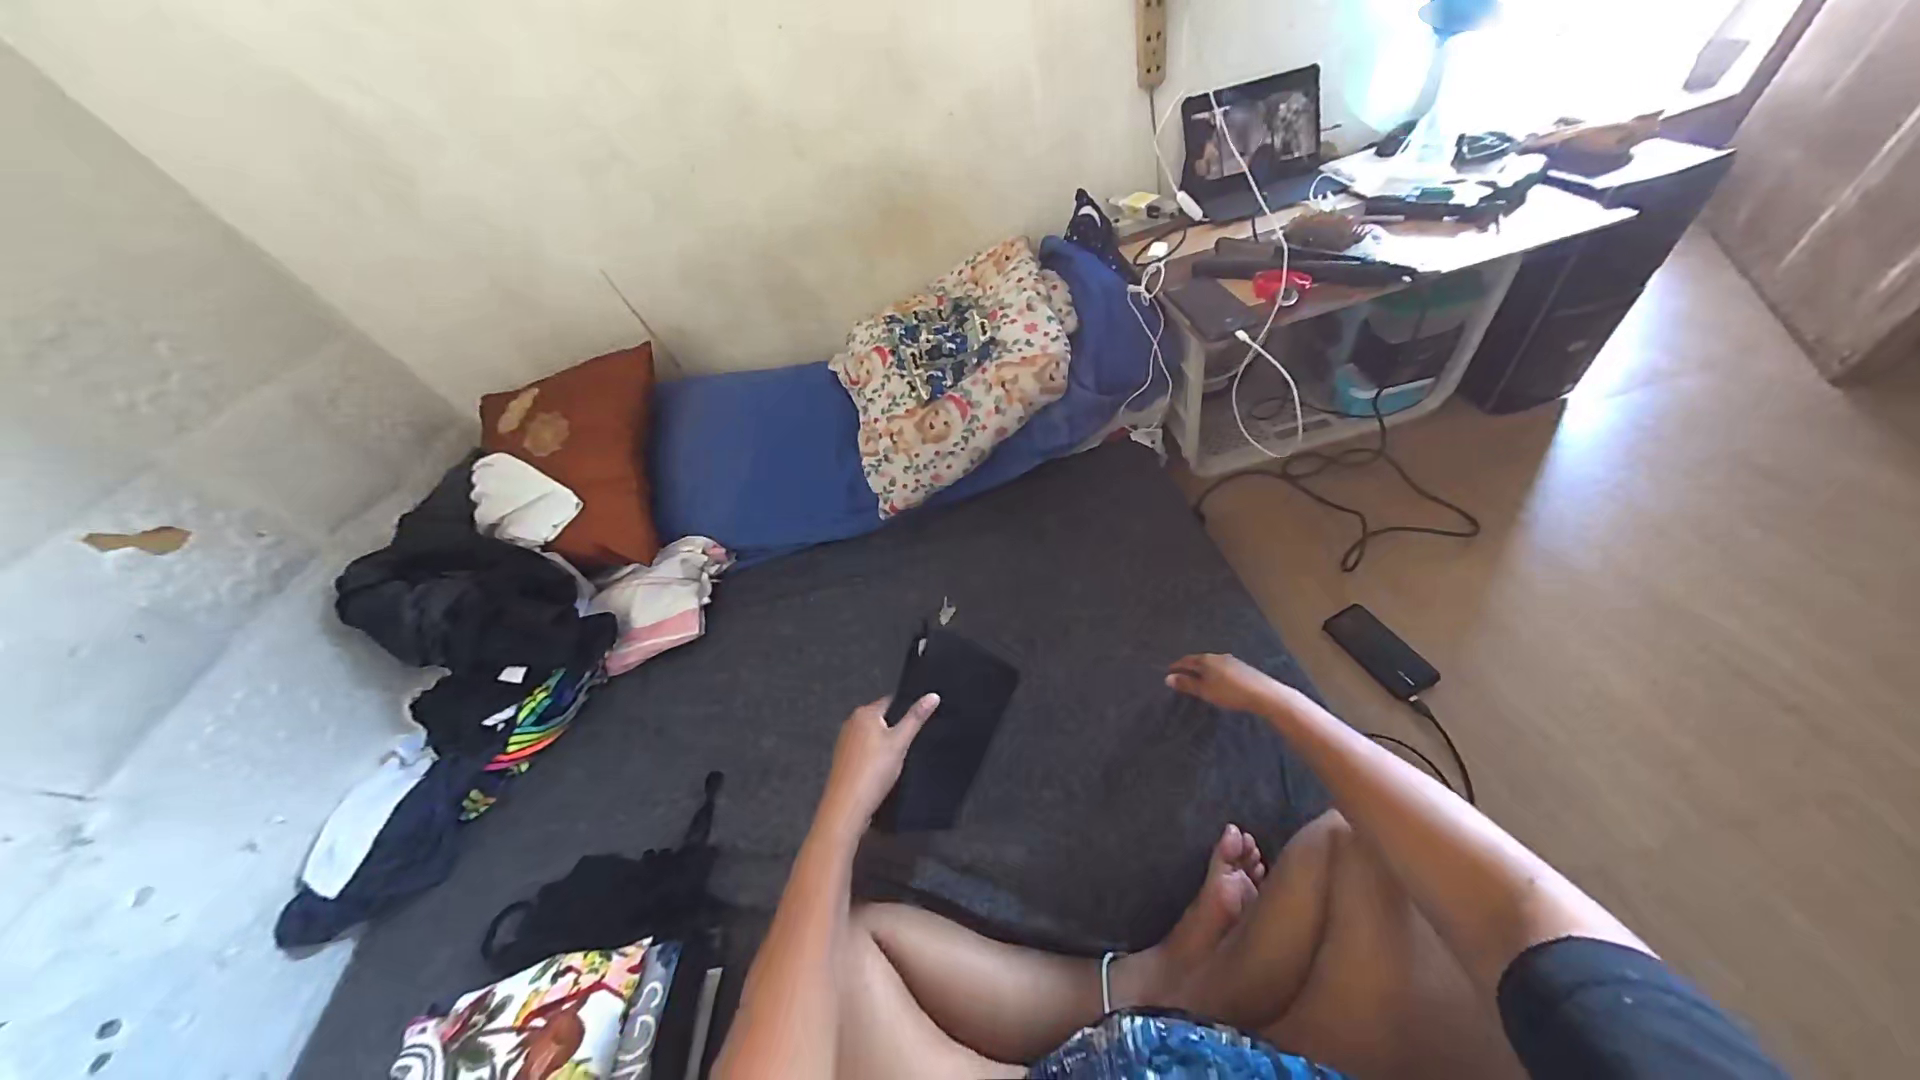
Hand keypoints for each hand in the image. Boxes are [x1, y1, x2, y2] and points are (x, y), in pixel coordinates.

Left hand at [818, 694, 939, 832]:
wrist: (846, 808)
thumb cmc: (872, 771)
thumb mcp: (900, 742)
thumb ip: (916, 718)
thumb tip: (932, 695)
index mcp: (864, 713)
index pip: (891, 701)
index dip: (908, 708)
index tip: (923, 718)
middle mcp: (851, 723)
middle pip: (882, 718)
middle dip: (898, 727)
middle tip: (916, 739)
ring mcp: (846, 742)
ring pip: (874, 736)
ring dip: (887, 743)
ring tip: (902, 755)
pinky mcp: (845, 760)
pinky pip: (866, 750)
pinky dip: (877, 755)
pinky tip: (886, 768)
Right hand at [1166, 653, 1292, 715]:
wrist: (1263, 693)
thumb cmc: (1229, 692)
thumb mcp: (1204, 690)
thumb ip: (1186, 684)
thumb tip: (1168, 677)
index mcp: (1205, 660)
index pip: (1185, 660)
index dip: (1176, 666)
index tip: (1169, 672)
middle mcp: (1216, 656)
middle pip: (1198, 660)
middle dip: (1189, 667)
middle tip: (1182, 675)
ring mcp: (1230, 660)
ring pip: (1211, 663)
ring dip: (1202, 669)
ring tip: (1198, 678)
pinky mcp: (1241, 667)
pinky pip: (1221, 667)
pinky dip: (1214, 672)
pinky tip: (1217, 679)